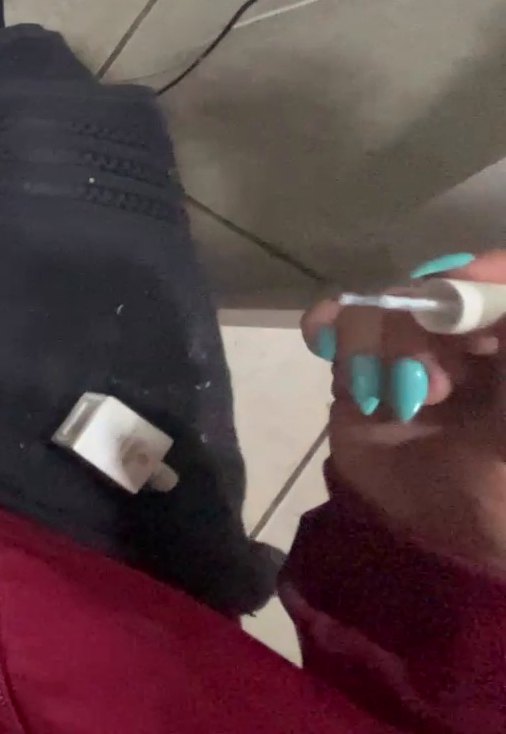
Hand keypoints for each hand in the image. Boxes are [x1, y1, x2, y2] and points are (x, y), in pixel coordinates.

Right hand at [302, 252, 505, 569]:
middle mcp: (477, 347)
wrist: (448, 541)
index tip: (462, 281)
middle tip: (437, 372)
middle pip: (440, 294)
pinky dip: (330, 330)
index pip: (504, 285)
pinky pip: (336, 328)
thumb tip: (468, 289)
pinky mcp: (360, 371)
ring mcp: (417, 357)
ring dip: (384, 347)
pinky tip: (328, 346)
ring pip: (385, 309)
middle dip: (429, 322)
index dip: (487, 274)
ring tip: (404, 396)